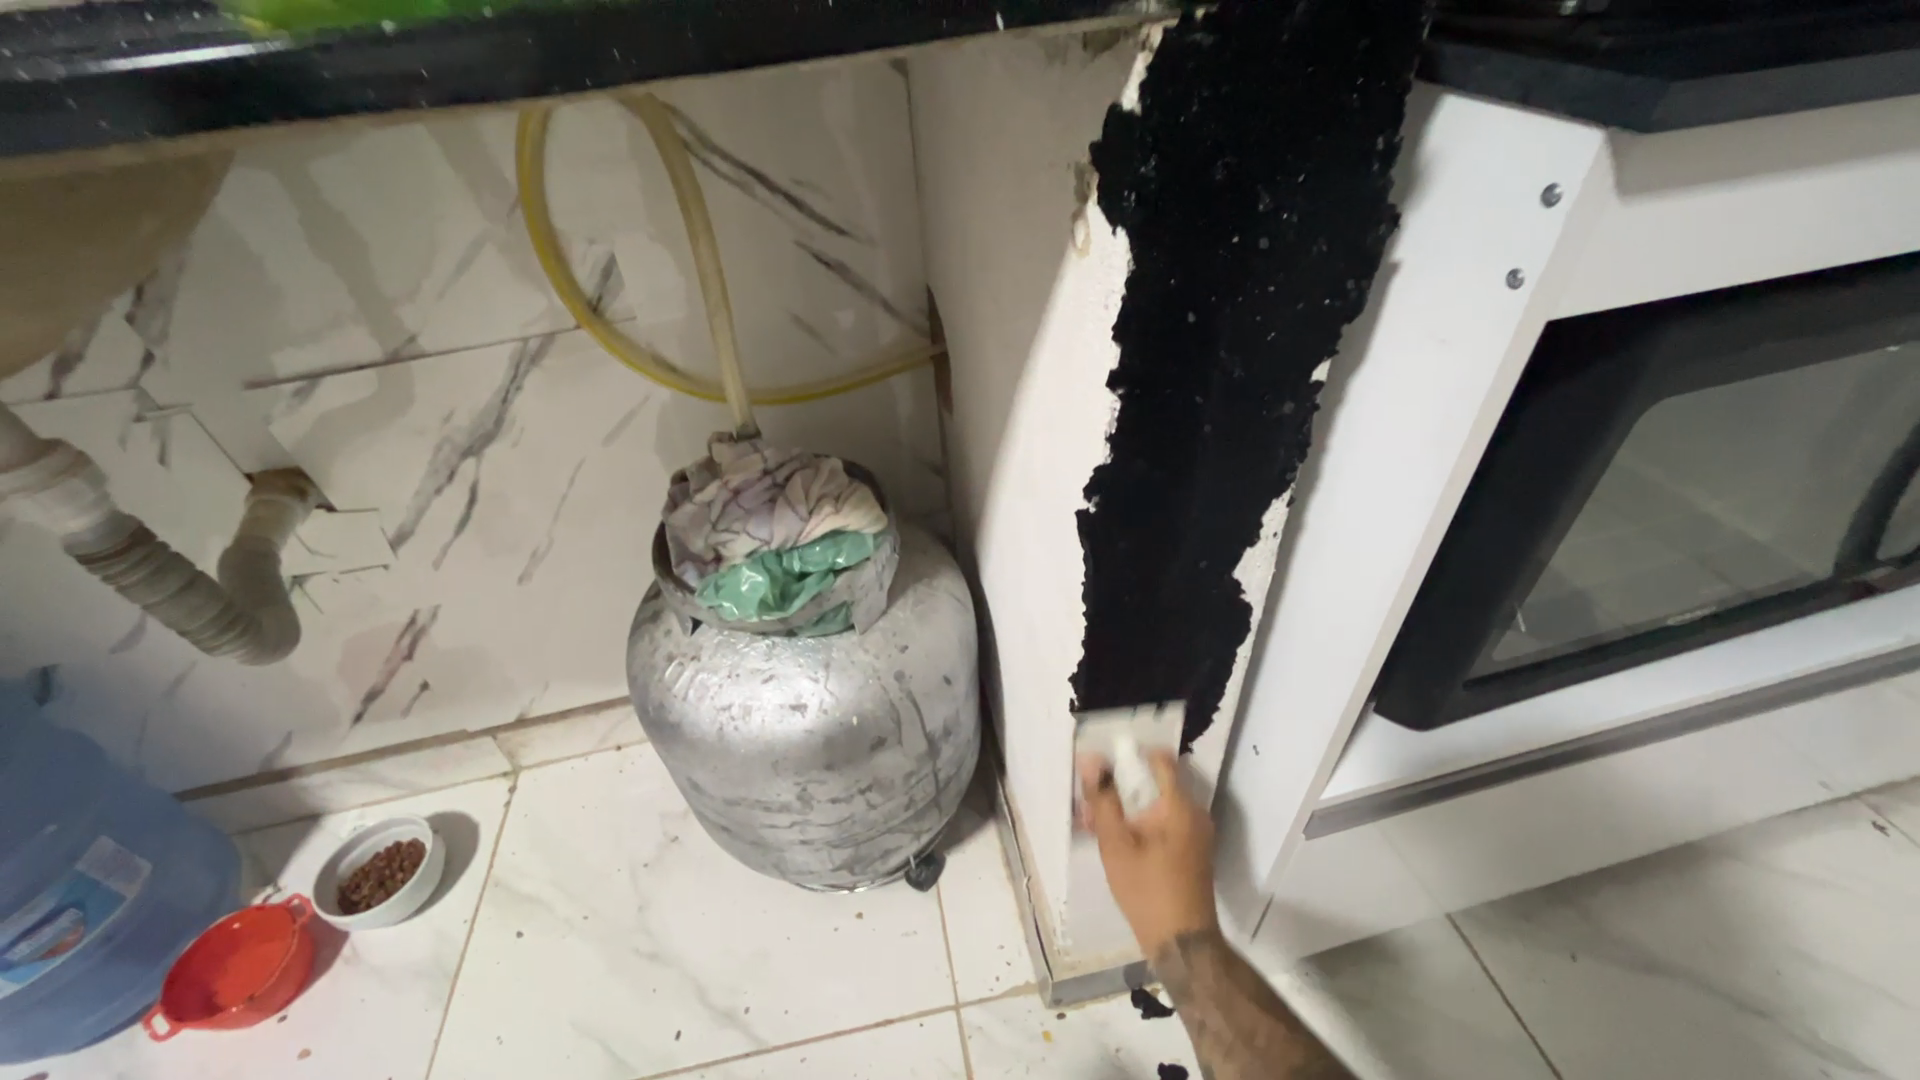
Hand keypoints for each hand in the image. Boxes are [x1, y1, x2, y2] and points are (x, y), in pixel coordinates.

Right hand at [1077, 750, 1217, 956]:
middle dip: (1122, 785)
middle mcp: (1194, 813)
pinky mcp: (1192, 850)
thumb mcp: (1116, 843)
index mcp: (1180, 806)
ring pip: (1158, 805)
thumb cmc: (1147, 890)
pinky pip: (1165, 823)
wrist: (1182, 943)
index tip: (1105, 760)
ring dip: (1128, 807)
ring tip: (1094, 820)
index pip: (1160, 758)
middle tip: (1091, 796)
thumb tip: (1091, 759)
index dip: (1131, 753)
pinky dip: (1141, 823)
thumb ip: (1103, 798)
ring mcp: (1196, 833)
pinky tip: (1114, 838)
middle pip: (1156, 783)